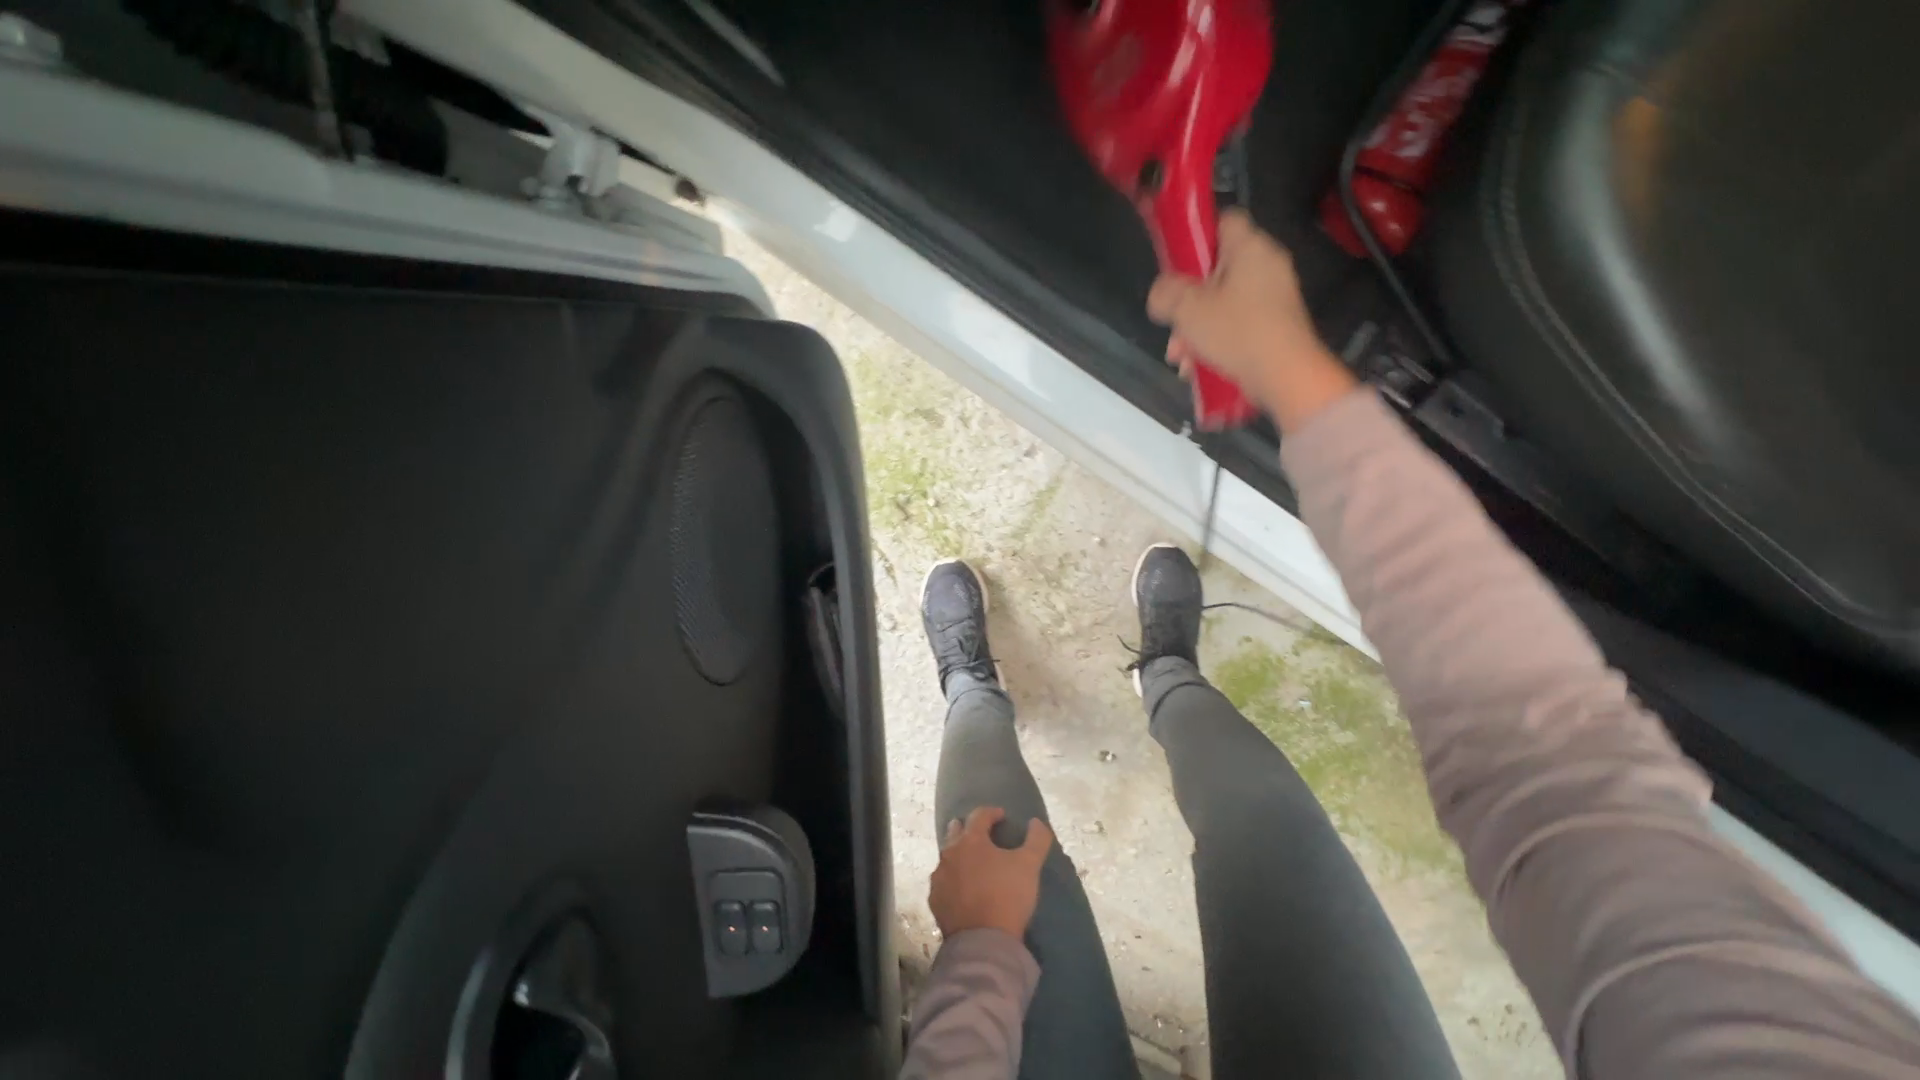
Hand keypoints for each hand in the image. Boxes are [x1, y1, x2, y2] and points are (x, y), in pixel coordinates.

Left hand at [928, 807, 1053, 940]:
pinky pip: (943, 882)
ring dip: (959, 855)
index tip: (1002, 816)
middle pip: (955, 831)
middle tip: (982, 834)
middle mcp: (949, 854)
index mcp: (970, 840)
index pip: (979, 815)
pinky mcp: (935, 900)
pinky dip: (953, 880)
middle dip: (968, 829)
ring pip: (947, 858)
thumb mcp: (1029, 865)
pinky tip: (962, 889)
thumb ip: (1037, 839)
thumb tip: (1037, 822)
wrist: (983, 941)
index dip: (992, 813)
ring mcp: (939, 878)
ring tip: (973, 863)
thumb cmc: (1007, 896)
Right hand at [1146, 208, 1358, 432]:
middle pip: (1217, 270)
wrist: (1287, 377)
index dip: (1197, 236)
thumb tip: (1161, 293)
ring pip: (1223, 303)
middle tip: (1172, 321)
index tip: (1177, 262)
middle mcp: (1267, 266)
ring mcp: (1275, 298)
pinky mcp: (1277, 326)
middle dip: (1188, 299)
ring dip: (1196, 329)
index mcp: (1251, 248)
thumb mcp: (1188, 310)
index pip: (1224, 221)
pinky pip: (1238, 325)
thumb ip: (1166, 293)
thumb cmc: (1237, 332)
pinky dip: (1217, 342)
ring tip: (1180, 356)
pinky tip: (1198, 367)